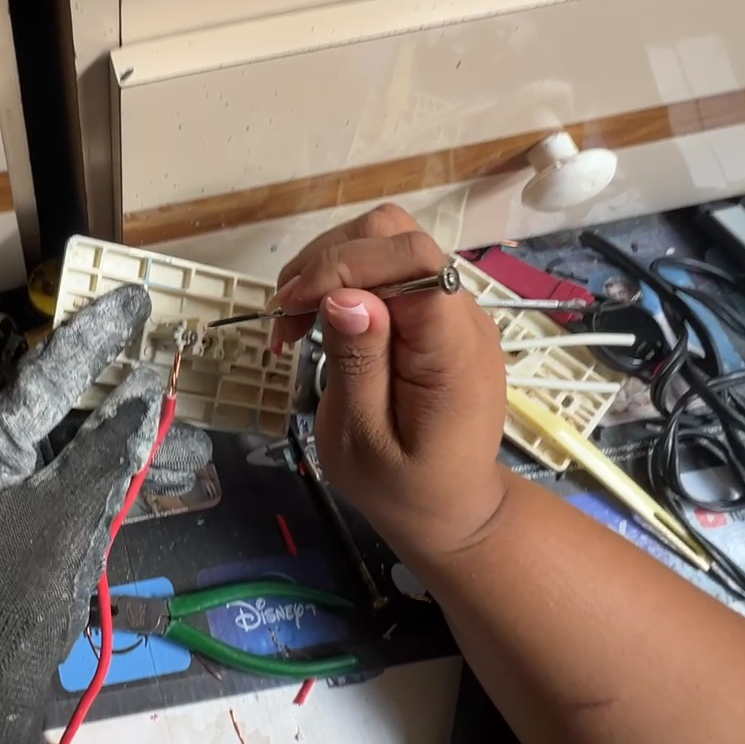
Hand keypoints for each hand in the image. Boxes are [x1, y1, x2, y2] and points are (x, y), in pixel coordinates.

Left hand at [0, 285, 208, 743]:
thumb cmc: (22, 593)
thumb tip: (145, 395)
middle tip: (168, 358)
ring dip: (142, 442)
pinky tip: (177, 470)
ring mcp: (24, 481)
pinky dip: (131, 471)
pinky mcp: (46, 505)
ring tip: (196, 444)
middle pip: (71, 405)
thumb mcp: (72, 513)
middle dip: (127, 392)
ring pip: (90, 442)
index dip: (93, 336)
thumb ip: (109, 450)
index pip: (44, 376)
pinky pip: (91, 473)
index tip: (132, 302)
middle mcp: (0, 454)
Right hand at [272, 204, 509, 559]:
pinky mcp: (430, 314)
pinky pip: (385, 270)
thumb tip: (342, 295)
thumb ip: (358, 364)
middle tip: (285, 316)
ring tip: (293, 319)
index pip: (411, 260)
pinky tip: (315, 319)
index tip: (292, 308)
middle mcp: (459, 313)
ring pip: (385, 241)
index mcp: (451, 348)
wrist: (451, 508)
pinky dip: (339, 281)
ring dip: (327, 267)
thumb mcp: (364, 440)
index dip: (343, 266)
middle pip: (395, 235)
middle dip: (327, 261)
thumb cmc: (404, 487)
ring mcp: (448, 309)